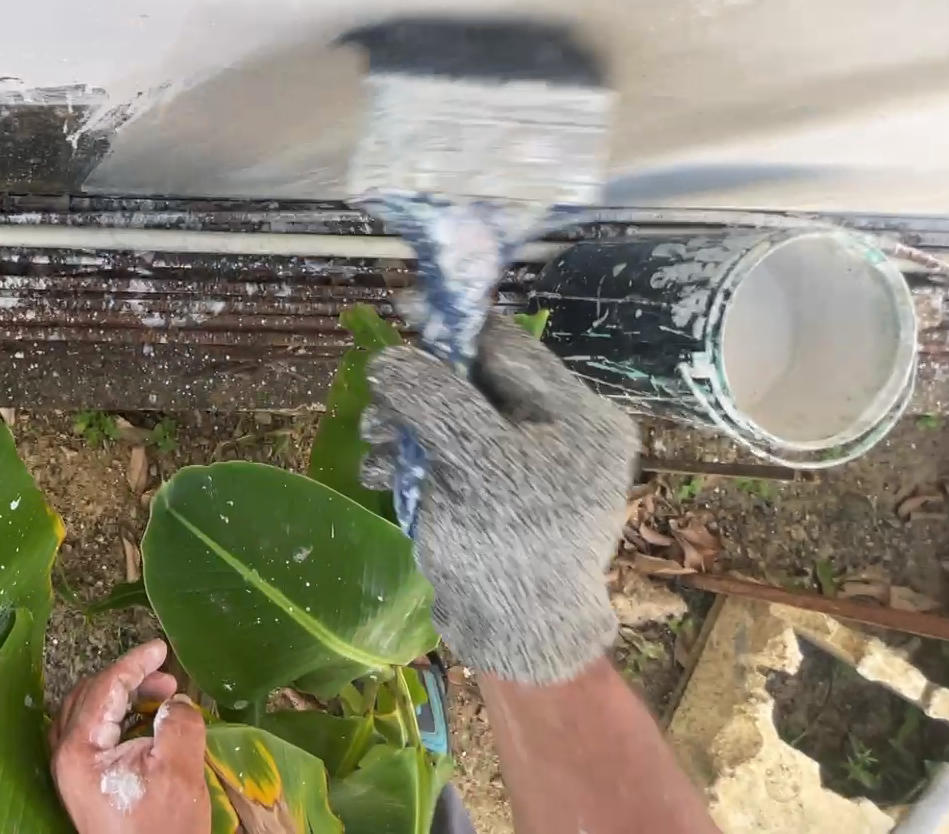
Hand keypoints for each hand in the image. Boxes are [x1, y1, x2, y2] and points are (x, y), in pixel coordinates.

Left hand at [49, 639, 209, 833]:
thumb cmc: (163, 831)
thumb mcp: (178, 772)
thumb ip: (177, 723)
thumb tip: (175, 702)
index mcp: (79, 749)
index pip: (106, 686)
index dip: (135, 663)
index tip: (160, 648)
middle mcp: (65, 755)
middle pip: (92, 694)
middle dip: (129, 679)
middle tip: (166, 678)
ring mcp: (72, 770)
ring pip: (91, 710)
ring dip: (124, 696)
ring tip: (162, 696)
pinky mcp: (84, 783)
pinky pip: (94, 731)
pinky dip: (119, 717)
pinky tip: (147, 722)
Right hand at [360, 316, 637, 683]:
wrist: (512, 636)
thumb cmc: (512, 550)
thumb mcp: (478, 466)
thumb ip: (436, 401)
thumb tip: (388, 357)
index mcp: (574, 415)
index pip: (505, 345)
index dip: (451, 326)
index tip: (402, 313)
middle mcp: (546, 428)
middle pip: (465, 377)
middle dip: (413, 389)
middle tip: (377, 409)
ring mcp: (510, 457)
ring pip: (439, 411)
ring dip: (397, 424)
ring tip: (375, 451)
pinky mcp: (478, 481)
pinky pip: (432, 446)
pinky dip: (401, 454)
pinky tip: (380, 474)